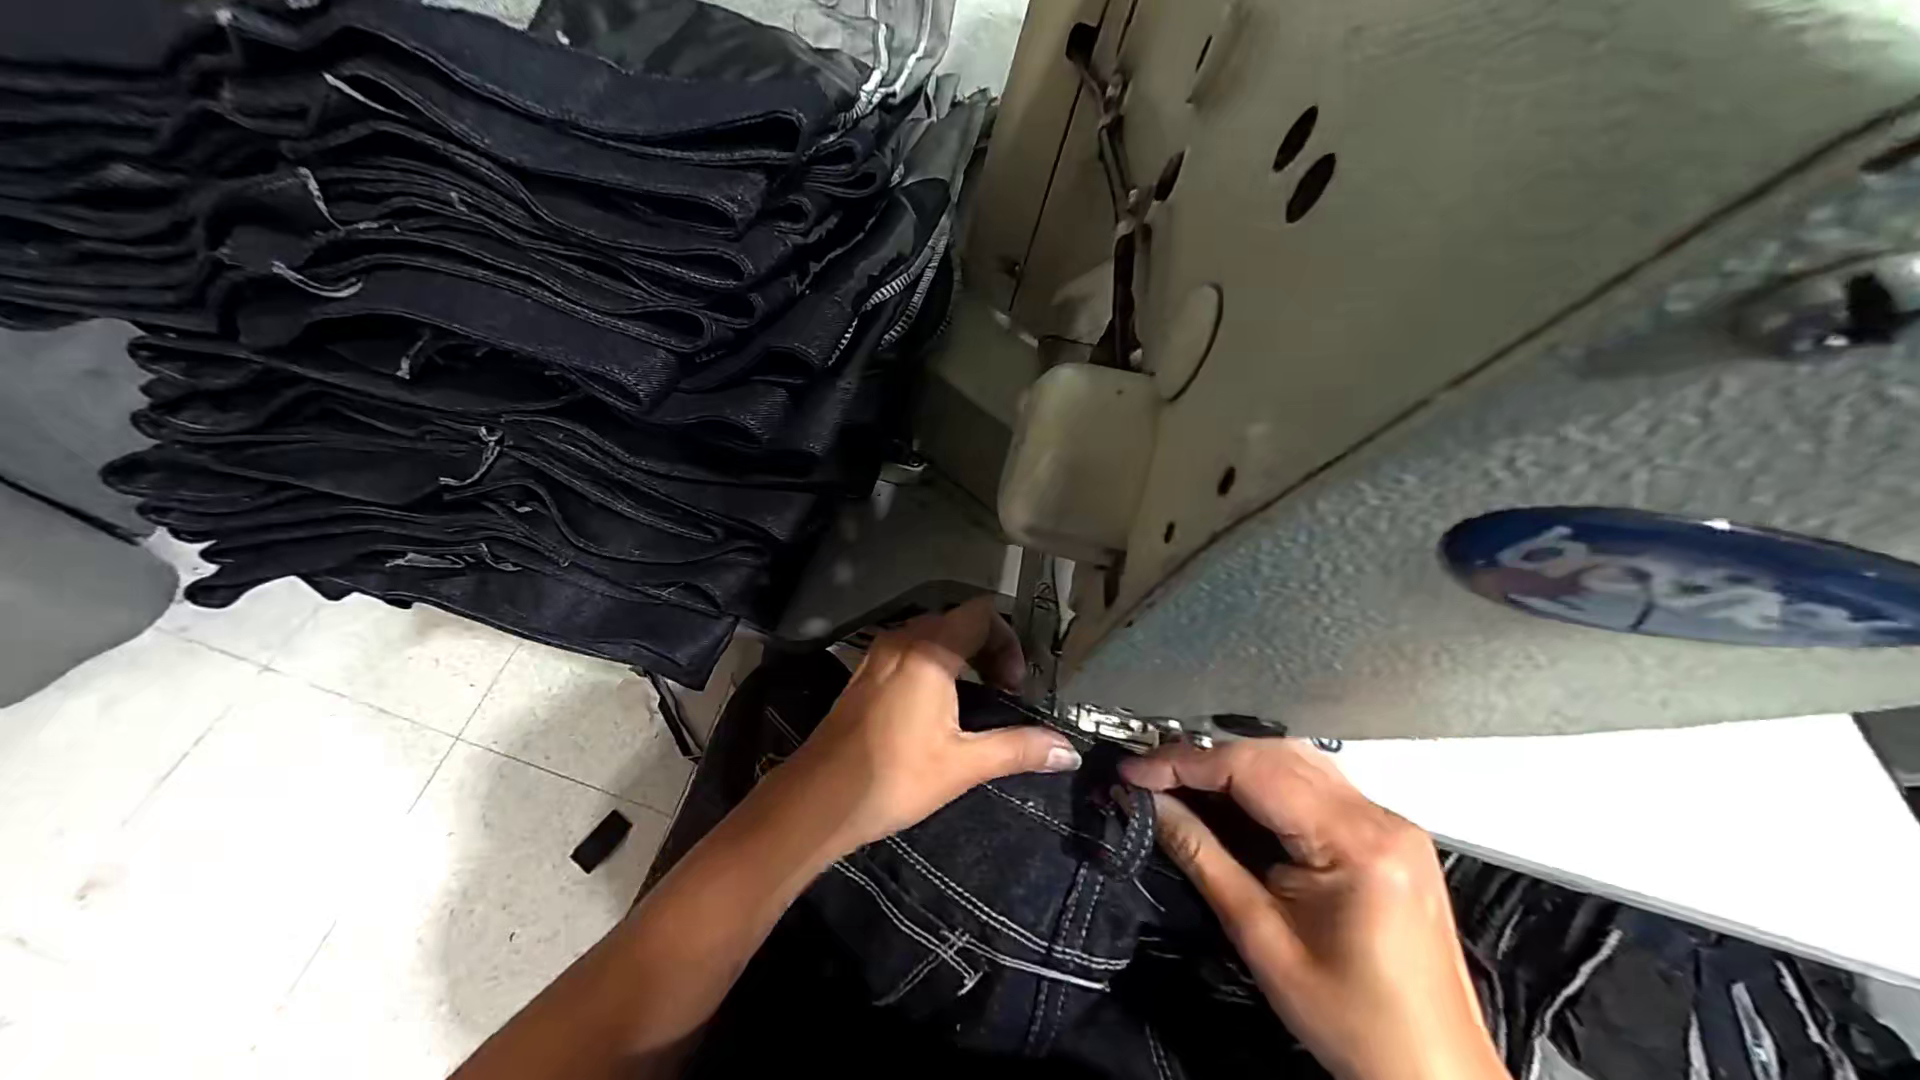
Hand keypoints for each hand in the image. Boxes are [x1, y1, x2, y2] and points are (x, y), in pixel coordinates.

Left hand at [771, 596, 1082, 856]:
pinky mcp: (864, 672)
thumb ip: (1018, 749)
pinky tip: (939, 705)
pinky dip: (935, 663)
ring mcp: (878, 654)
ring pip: (932, 633)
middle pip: (958, 619)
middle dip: (989, 647)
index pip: (982, 613)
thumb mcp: (963, 765)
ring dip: (962, 654)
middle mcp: (902, 640)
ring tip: (977, 697)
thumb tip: (1070, 751)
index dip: (1009, 640)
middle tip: (1004, 690)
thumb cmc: (893, 777)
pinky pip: (910, 649)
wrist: (817, 799)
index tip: (1014, 685)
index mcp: (929, 651)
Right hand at [1120, 740, 1507, 1079]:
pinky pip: (1315, 785)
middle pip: (1274, 754)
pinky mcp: (1386, 835)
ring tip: (1182, 784)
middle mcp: (1381, 819)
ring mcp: (1389, 824)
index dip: (1184, 763)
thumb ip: (1202, 857)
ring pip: (1294, 761)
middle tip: (1152, 777)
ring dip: (1233, 765)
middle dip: (1205, 759)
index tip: (1136, 772)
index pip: (1253, 769)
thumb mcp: (1261, 938)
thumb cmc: (1354, 1022)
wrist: (1433, 1073)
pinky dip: (1265, 782)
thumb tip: (1152, 805)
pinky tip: (1234, 800)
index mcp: (1356, 843)